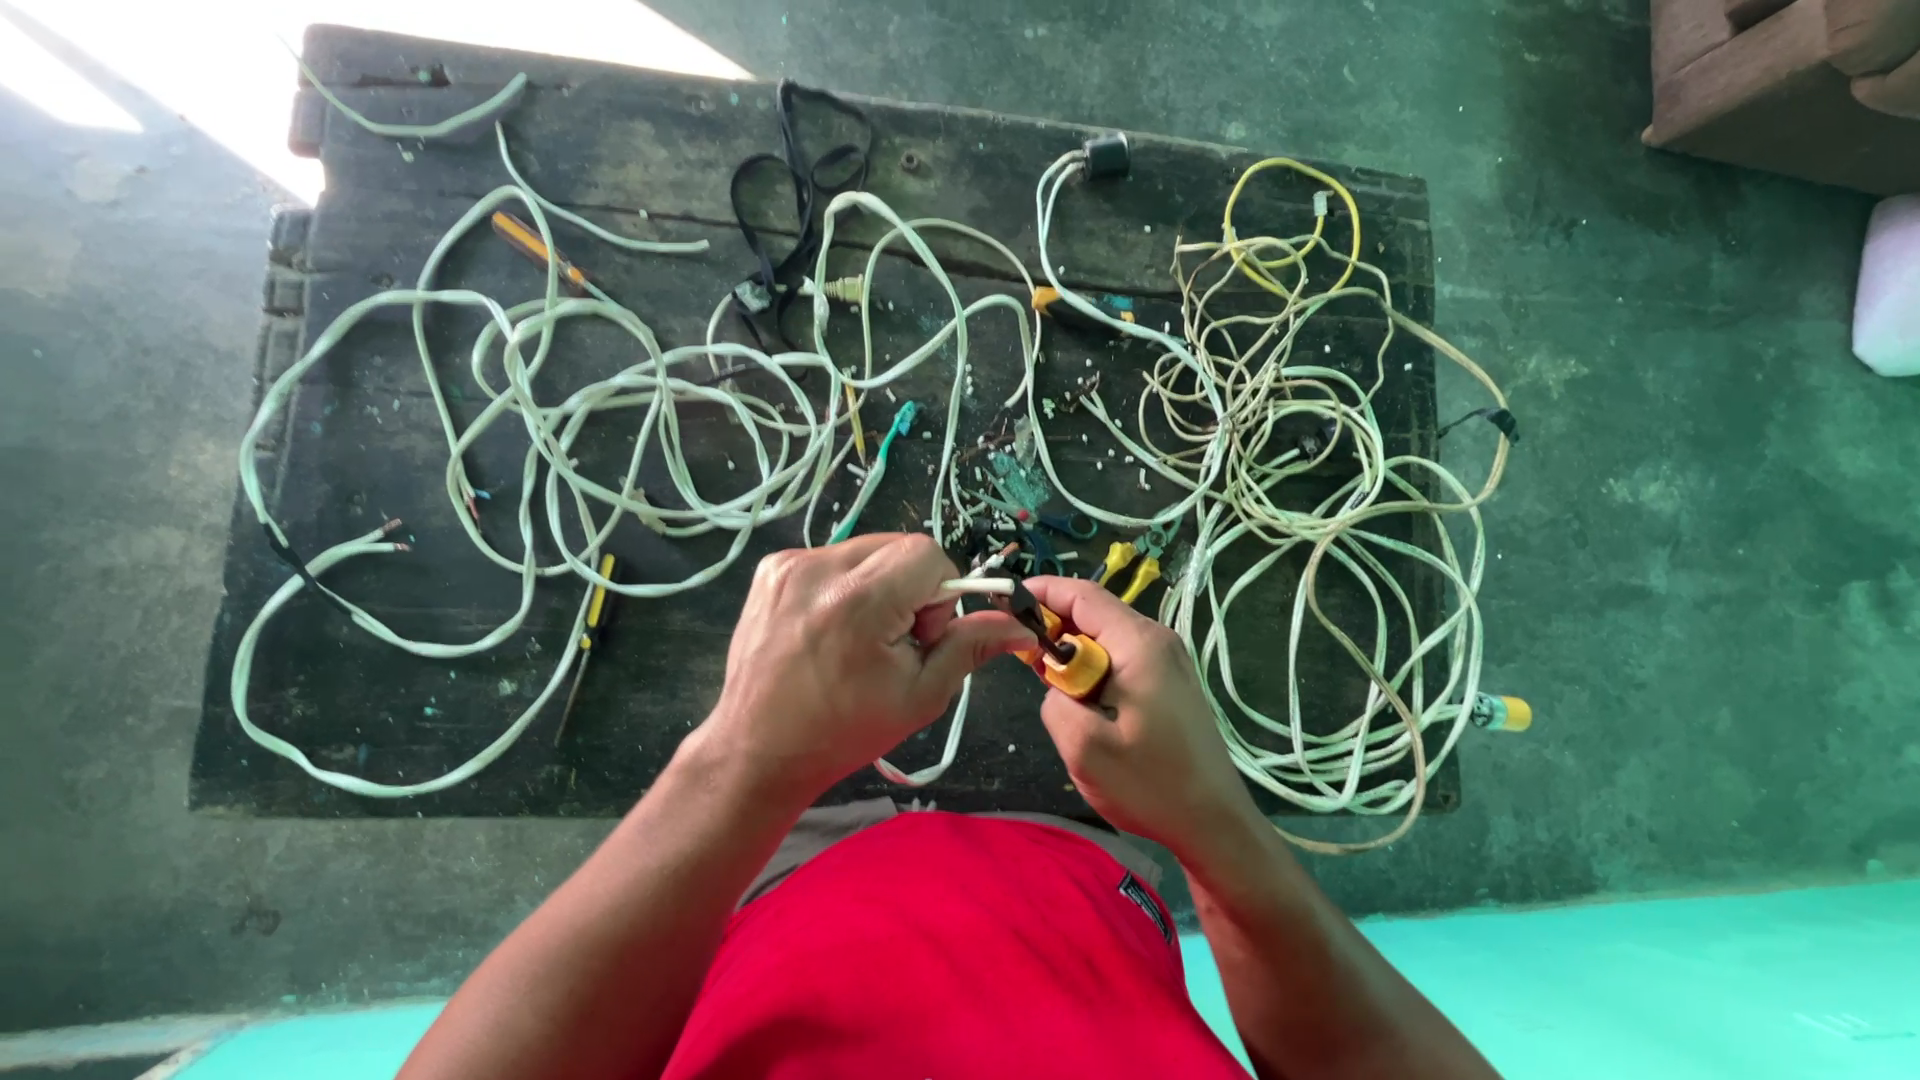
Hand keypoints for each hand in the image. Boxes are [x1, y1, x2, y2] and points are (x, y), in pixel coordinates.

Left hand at [699, 534, 1031, 802]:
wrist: (758, 749)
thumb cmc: (844, 731)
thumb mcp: (921, 696)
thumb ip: (970, 647)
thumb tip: (1021, 624)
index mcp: (859, 599)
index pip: (928, 553)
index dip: (939, 594)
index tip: (919, 637)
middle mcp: (820, 567)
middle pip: (899, 547)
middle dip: (911, 588)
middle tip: (892, 641)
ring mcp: (789, 564)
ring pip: (868, 551)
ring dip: (879, 585)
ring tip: (858, 637)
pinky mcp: (771, 569)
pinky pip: (834, 559)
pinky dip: (846, 586)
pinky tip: (830, 628)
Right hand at [1025, 576, 1265, 862]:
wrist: (1214, 823)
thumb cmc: (1151, 784)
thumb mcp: (1084, 747)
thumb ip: (1054, 701)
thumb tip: (1056, 684)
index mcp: (1139, 643)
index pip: (1082, 594)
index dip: (1040, 592)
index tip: (1004, 603)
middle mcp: (1158, 640)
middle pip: (1095, 613)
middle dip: (1054, 628)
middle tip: (1023, 661)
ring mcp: (1168, 660)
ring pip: (1107, 637)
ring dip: (1073, 654)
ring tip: (1052, 688)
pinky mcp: (1170, 682)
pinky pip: (1122, 658)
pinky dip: (1094, 669)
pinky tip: (1084, 703)